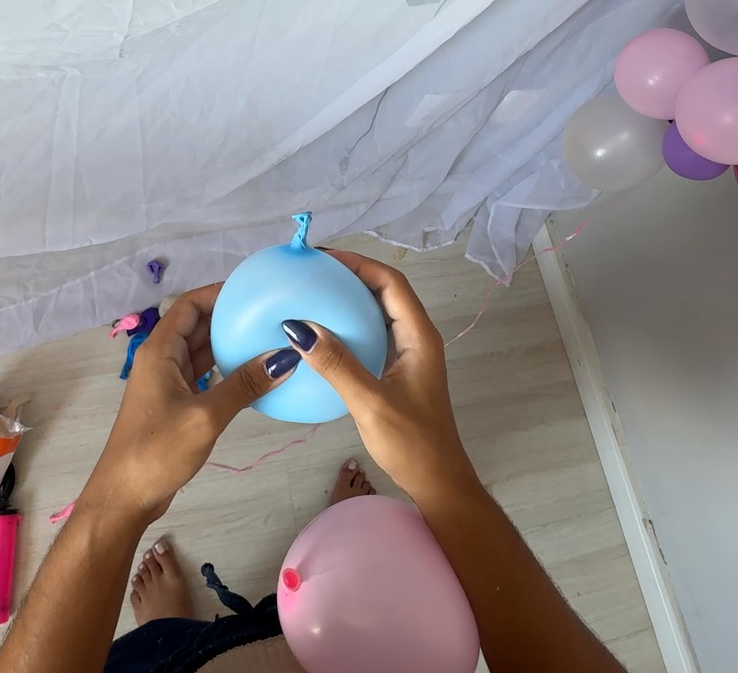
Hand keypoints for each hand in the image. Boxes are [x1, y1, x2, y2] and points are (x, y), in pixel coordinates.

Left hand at [80, 285, 298, 523]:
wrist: (124, 498)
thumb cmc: (156, 450)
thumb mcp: (206, 416)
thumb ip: (245, 385)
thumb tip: (285, 358)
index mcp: (160, 350)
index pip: (190, 304)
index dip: (219, 292)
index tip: (254, 290)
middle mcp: (162, 359)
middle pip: (198, 324)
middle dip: (230, 316)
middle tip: (269, 313)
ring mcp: (168, 382)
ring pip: (202, 350)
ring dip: (230, 343)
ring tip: (268, 337)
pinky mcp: (176, 403)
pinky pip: (204, 374)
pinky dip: (227, 369)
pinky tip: (254, 374)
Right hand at [281, 252, 478, 504]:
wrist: (438, 481)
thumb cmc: (412, 442)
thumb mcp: (370, 402)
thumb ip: (337, 364)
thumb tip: (298, 328)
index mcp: (419, 335)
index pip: (390, 282)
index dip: (359, 262)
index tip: (324, 256)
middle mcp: (417, 337)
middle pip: (386, 290)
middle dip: (353, 274)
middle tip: (314, 270)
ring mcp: (409, 353)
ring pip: (380, 311)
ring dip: (352, 297)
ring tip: (315, 291)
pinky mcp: (399, 370)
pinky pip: (374, 333)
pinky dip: (351, 324)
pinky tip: (325, 333)